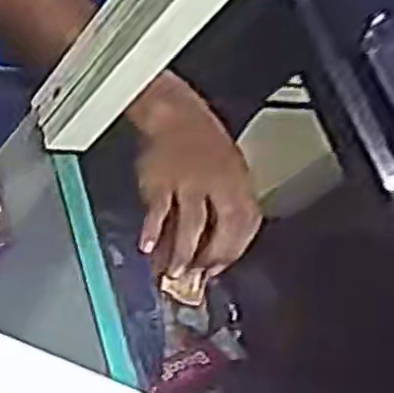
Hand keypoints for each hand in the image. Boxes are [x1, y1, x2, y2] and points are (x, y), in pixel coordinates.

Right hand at [128, 75, 260, 281]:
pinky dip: (153, 232)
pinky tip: (147, 247)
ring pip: (192, 225)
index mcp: (237, 179)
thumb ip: (217, 200)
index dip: (234, 248)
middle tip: (197, 275)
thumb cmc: (197, 142)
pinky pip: (160, 213)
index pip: (246, 220)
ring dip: (182, 252)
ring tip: (172, 272)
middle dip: (211, 255)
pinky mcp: (161, 184)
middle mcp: (217, 183)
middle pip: (222, 226)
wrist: (175, 117)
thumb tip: (204, 237)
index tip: (219, 267)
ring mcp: (189, 184)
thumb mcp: (221, 168)